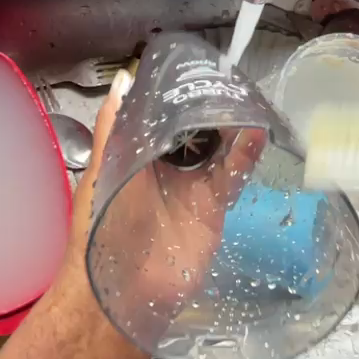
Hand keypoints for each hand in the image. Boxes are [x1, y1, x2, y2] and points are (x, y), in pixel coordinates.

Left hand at [51, 72, 262, 343]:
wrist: (121, 292)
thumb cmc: (102, 227)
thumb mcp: (106, 168)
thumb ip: (115, 126)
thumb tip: (125, 79)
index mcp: (131, 153)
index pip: (156, 114)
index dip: (173, 92)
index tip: (191, 66)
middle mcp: (161, 167)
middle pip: (190, 129)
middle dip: (206, 106)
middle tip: (227, 77)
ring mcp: (188, 187)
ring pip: (215, 148)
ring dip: (229, 125)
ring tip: (245, 97)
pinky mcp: (211, 207)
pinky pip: (231, 176)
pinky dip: (244, 154)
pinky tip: (256, 131)